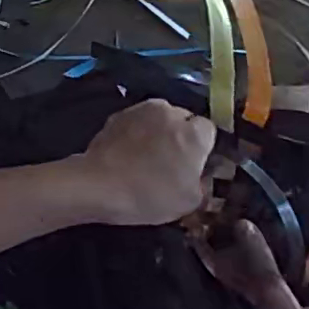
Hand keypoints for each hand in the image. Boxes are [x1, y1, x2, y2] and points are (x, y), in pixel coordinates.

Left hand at [62, 99, 214, 225]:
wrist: (100, 183)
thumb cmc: (151, 194)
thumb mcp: (191, 199)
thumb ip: (204, 179)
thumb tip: (202, 170)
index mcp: (192, 132)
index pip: (208, 129)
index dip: (204, 145)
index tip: (197, 161)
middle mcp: (167, 112)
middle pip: (183, 117)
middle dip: (182, 133)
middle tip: (174, 158)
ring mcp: (140, 109)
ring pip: (160, 115)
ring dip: (161, 129)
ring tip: (152, 152)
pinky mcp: (118, 113)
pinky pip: (138, 118)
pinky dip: (140, 129)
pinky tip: (133, 149)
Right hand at [215, 221, 308, 308]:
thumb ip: (262, 266)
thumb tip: (244, 221)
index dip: (294, 230)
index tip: (259, 207)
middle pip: (300, 270)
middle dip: (267, 249)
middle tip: (232, 225)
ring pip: (285, 288)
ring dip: (256, 270)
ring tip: (222, 247)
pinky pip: (276, 306)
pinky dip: (255, 292)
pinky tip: (227, 279)